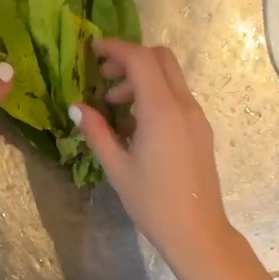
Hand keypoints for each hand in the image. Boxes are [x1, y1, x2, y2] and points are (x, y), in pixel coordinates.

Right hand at [73, 40, 234, 259]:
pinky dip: (156, 97)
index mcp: (161, 111)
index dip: (116, 48)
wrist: (196, 231)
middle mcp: (184, 105)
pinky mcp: (201, 131)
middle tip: (105, 79)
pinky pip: (178, 99)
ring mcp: (196, 117)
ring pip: (171, 78)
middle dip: (131, 59)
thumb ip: (97, 132)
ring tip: (115, 109)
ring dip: (142, 81)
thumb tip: (77, 106)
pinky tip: (136, 127)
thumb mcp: (117, 168)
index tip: (93, 51)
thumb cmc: (153, 203)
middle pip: (160, 58)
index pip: (140, 59)